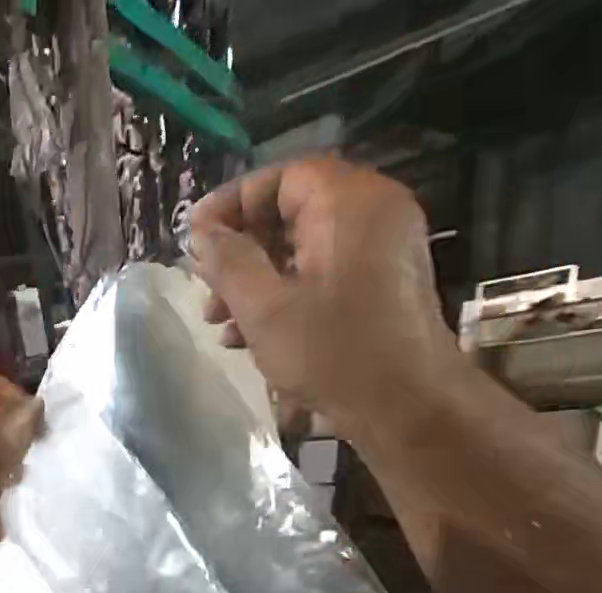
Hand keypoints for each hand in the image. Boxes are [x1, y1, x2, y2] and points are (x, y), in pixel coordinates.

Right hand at [189, 155, 459, 439]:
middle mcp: (371, 213)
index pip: (280, 176)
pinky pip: (321, 272)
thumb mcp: (264, 310)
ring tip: (218, 320)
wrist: (407, 407)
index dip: (230, 204)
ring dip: (254, 278)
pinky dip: (283, 293)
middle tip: (203, 287)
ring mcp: (380, 249)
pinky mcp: (379, 284)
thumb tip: (202, 232)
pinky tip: (247, 333)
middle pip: (289, 211)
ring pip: (301, 247)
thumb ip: (228, 261)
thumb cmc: (332, 354)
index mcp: (348, 203)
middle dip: (239, 249)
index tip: (194, 239)